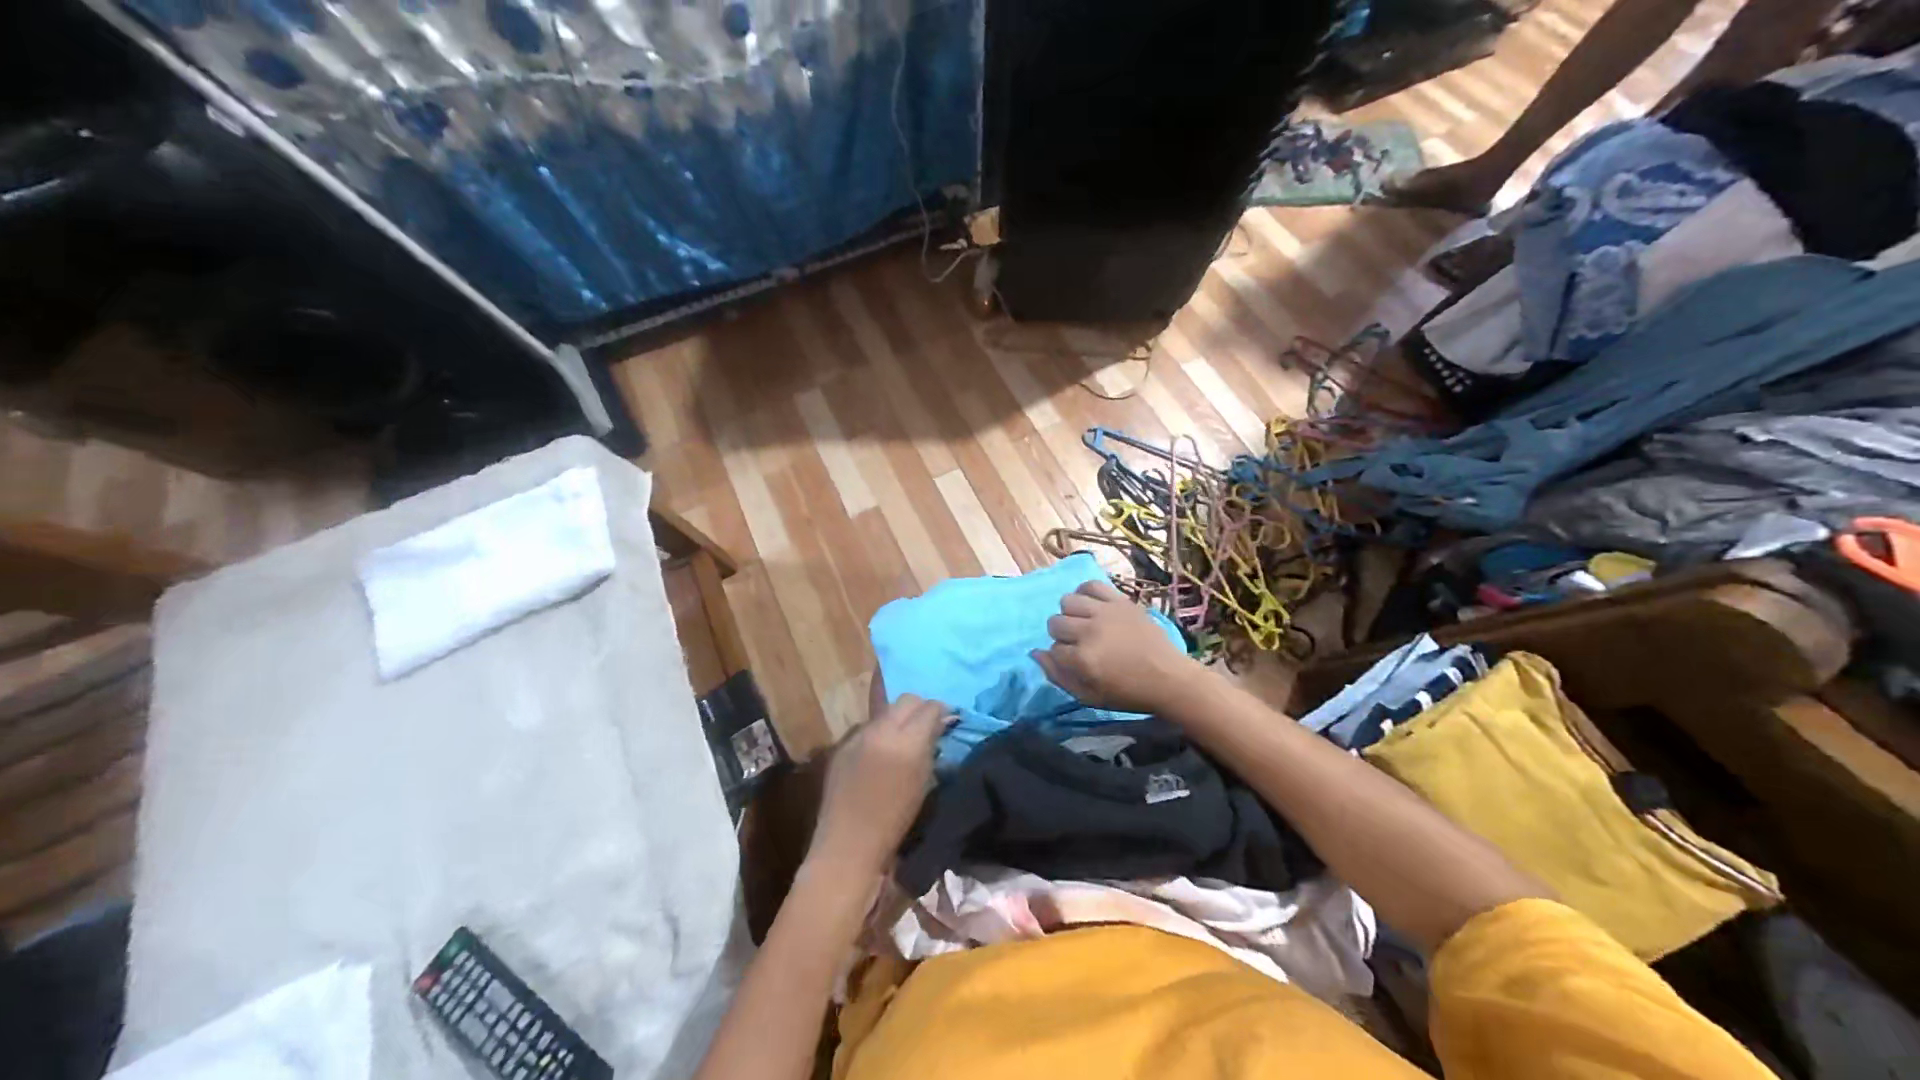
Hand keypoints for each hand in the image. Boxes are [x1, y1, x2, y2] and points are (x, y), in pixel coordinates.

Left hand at [807, 693, 949, 877]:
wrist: (849, 846)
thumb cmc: (895, 823)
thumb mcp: (924, 783)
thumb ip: (931, 747)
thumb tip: (939, 726)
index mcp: (906, 741)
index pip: (930, 707)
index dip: (942, 712)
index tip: (947, 723)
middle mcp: (880, 730)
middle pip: (907, 700)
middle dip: (920, 709)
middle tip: (928, 727)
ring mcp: (857, 735)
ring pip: (885, 711)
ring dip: (898, 720)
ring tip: (904, 740)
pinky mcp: (842, 745)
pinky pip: (867, 728)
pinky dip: (879, 733)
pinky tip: (881, 753)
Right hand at [1031, 580, 1205, 714]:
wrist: (1169, 678)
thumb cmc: (1128, 693)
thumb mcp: (1089, 696)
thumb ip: (1058, 676)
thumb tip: (1035, 653)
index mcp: (1082, 659)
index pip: (1052, 650)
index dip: (1060, 658)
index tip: (1074, 663)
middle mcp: (1090, 631)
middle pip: (1055, 623)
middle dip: (1062, 636)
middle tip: (1078, 644)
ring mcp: (1106, 612)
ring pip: (1068, 601)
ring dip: (1071, 614)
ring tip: (1084, 623)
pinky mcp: (1121, 600)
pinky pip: (1091, 585)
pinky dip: (1086, 593)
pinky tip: (1091, 606)